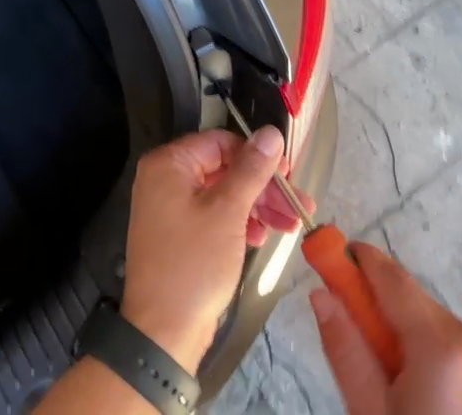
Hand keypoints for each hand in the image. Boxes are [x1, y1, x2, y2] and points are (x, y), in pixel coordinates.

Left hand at [118, 127, 309, 371]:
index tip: (288, 174)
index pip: (219, 142)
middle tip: (298, 206)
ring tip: (290, 226)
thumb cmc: (194, 263)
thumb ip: (251, 170)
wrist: (164, 329)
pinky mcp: (178, 233)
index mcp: (168, 164)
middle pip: (223, 168)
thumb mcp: (228, 212)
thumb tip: (270, 132)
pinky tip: (262, 237)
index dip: (256, 155)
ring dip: (257, 207)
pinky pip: (213, 215)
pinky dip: (239, 223)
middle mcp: (164, 179)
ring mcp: (169, 207)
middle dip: (262, 187)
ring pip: (222, 194)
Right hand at [311, 243, 461, 414]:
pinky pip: (457, 349)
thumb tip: (321, 294)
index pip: (389, 277)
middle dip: (378, 313)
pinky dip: (432, 359)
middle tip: (355, 352)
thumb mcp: (371, 414)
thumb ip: (345, 348)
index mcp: (443, 345)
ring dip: (405, 339)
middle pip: (410, 302)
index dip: (354, 260)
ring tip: (396, 394)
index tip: (323, 252)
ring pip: (432, 326)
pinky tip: (426, 402)